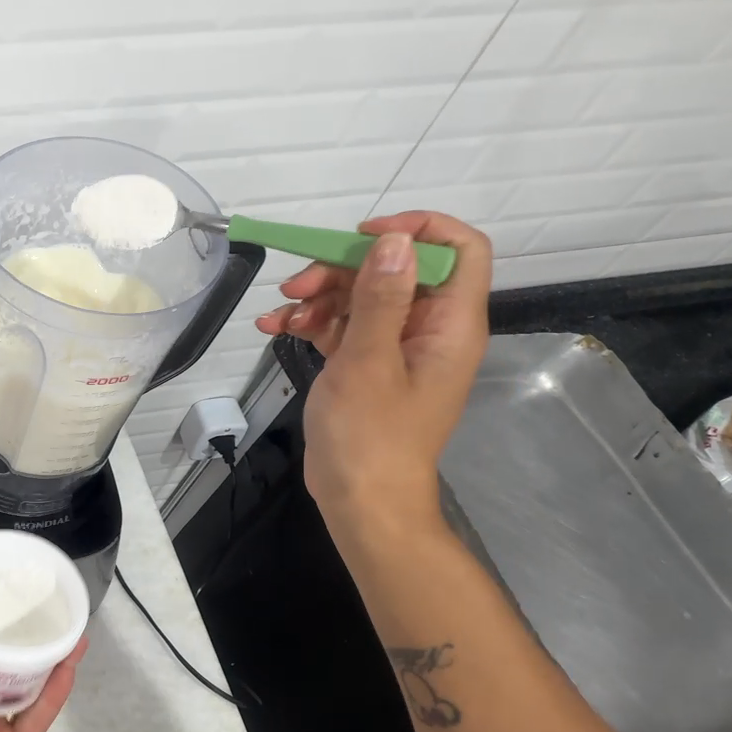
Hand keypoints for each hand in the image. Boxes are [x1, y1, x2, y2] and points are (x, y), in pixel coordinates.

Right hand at [254, 211, 492, 531]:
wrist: (362, 501)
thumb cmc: (371, 436)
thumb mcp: (370, 362)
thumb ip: (381, 299)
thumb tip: (394, 241)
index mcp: (449, 325)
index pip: (457, 251)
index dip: (418, 231)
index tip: (365, 237)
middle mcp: (428, 330)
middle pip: (394, 272)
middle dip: (343, 270)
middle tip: (297, 283)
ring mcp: (394, 349)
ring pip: (361, 298)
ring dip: (318, 297)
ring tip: (278, 313)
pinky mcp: (364, 368)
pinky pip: (341, 329)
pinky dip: (310, 323)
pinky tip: (273, 328)